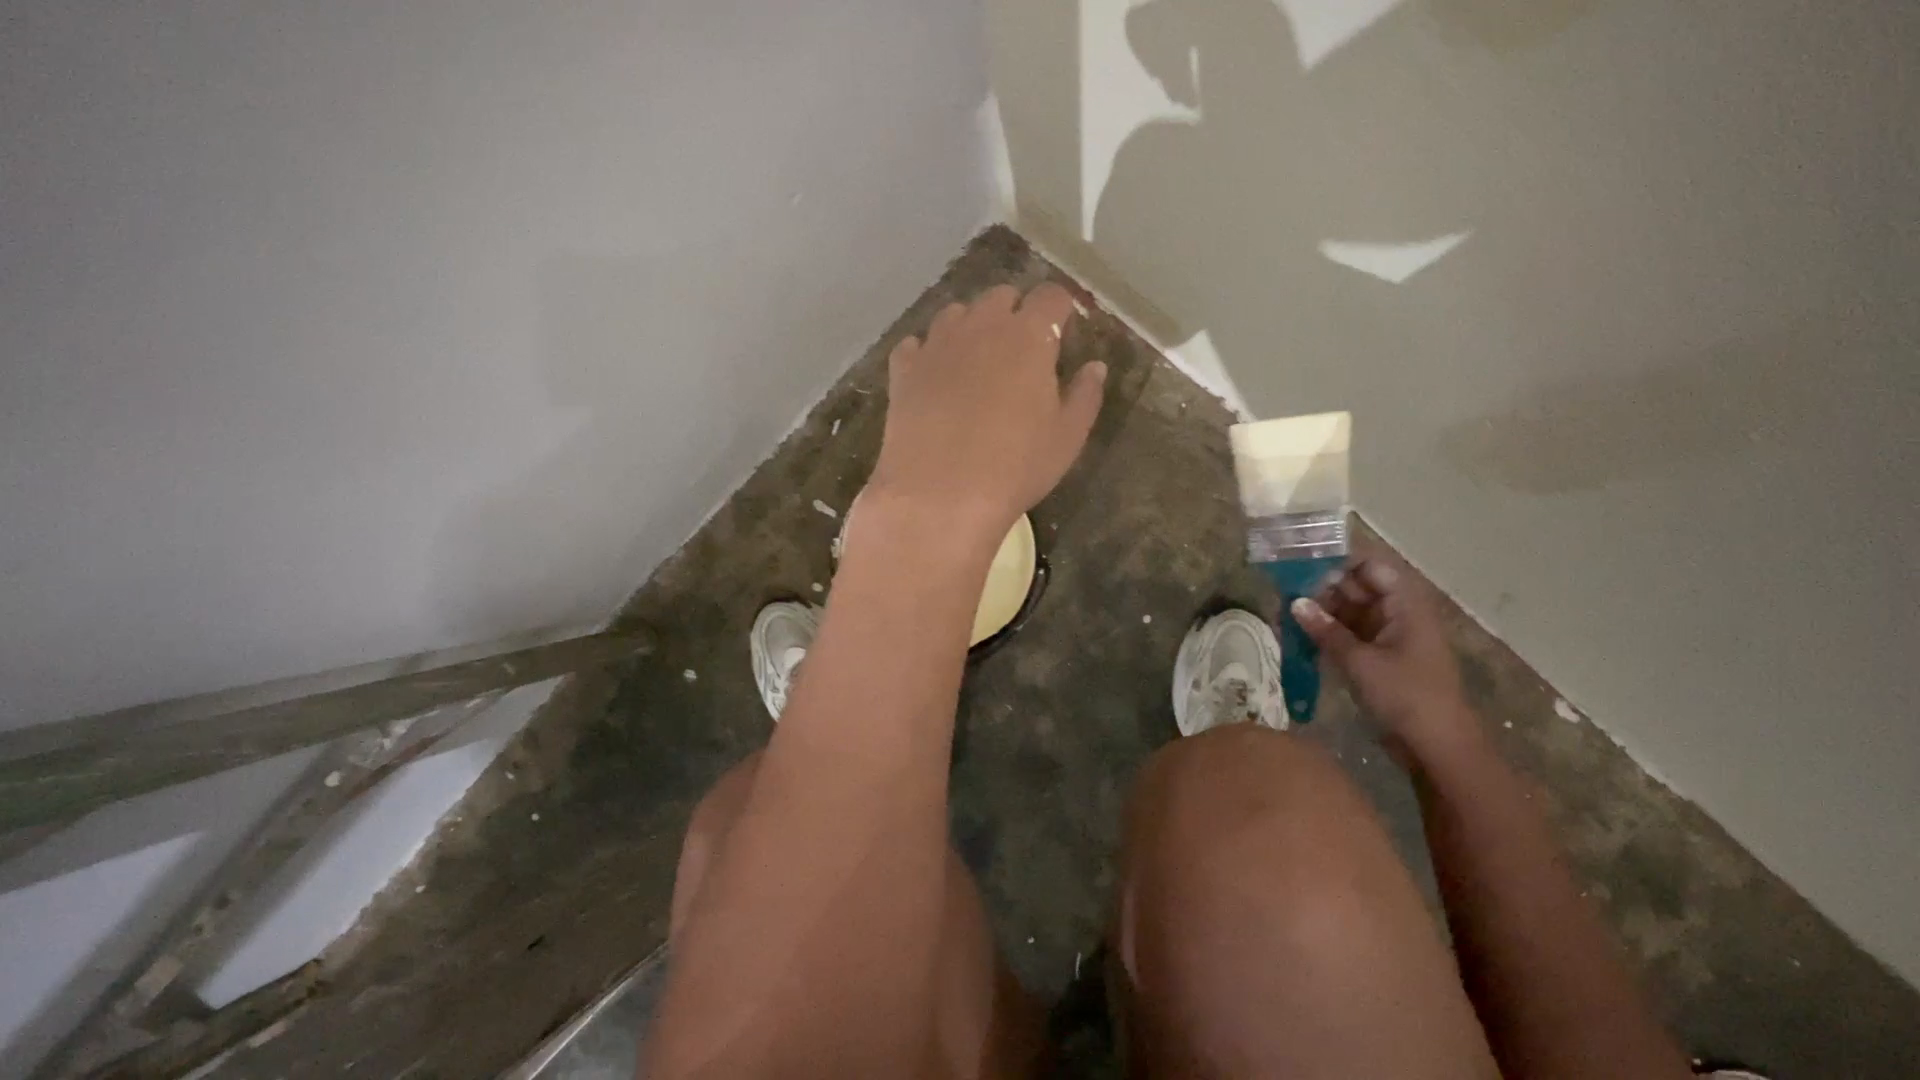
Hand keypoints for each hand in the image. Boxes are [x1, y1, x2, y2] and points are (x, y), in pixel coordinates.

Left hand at [867, 283, 1106, 539]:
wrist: (939, 495)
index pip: (1051, 297)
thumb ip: (1085, 395)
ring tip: (978, 359)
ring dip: (971, 326)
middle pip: (1001, 297)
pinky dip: (928, 352)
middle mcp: (981, 326)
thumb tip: (1094, 366)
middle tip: (1023, 348)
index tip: (1065, 328)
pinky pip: (916, 344)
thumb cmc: (1015, 467)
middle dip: (1015, 312)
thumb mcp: (1066, 437)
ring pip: (956, 313)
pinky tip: (935, 375)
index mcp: (1028, 336)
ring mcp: (937, 344)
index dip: (1061, 308)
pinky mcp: (904, 369)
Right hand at [1292, 558, 1476, 754]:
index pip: (1369, 566)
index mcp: (1405, 604)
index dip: (1336, 562)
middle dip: (1322, 588)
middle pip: (1358, 587)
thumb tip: (1295, 603)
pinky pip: (1351, 635)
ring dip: (1322, 612)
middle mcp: (1399, 613)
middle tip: (1283, 592)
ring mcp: (1390, 636)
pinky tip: (1300, 636)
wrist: (1437, 746)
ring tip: (1285, 615)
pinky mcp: (1381, 658)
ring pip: (1351, 611)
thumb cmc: (1406, 696)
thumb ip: (1326, 630)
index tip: (1299, 565)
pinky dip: (1329, 634)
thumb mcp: (1360, 662)